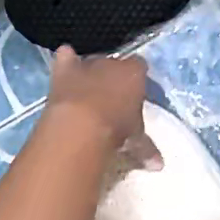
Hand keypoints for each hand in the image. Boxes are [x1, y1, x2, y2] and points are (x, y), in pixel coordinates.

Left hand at [44, 47, 160, 169]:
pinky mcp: (63, 70)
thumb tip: (156, 163)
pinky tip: (66, 67)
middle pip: (114, 64)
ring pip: (91, 60)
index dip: (136, 79)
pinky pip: (65, 55)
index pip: (140, 66)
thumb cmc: (115, 129)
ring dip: (90, 73)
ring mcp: (86, 64)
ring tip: (88, 92)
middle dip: (113, 79)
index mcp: (134, 74)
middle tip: (111, 101)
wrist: (80, 124)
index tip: (134, 95)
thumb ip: (145, 146)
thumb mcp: (136, 139)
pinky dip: (66, 60)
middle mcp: (111, 63)